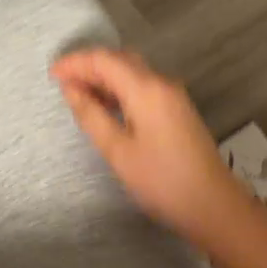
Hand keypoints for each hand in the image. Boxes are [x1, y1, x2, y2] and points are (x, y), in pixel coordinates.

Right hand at [52, 48, 250, 242]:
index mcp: (146, 88)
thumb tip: (71, 89)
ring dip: (104, 76)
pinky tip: (106, 105)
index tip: (52, 75)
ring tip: (78, 94)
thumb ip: (92, 115)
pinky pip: (142, 85)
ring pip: (132, 71)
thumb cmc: (162, 181)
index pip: (104, 60)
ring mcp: (173, 95)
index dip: (75, 63)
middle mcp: (161, 82)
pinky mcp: (177, 109)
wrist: (214, 207)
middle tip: (62, 83)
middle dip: (89, 66)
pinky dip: (120, 87)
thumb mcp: (118, 151)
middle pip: (119, 59)